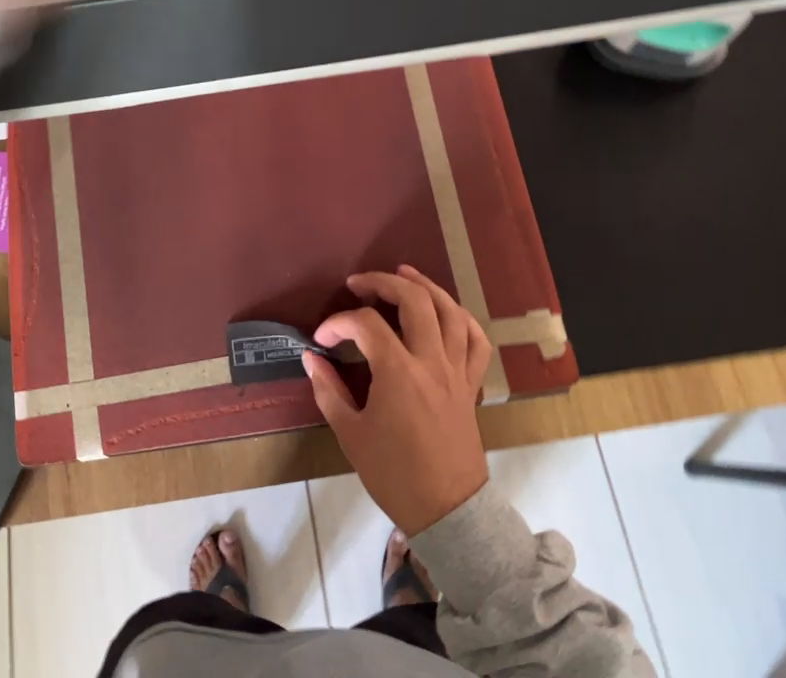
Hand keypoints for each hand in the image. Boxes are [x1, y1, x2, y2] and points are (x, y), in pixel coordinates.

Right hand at [303, 265, 492, 535]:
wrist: (447, 510)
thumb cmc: (393, 475)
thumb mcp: (350, 434)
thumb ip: (329, 390)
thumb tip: (310, 358)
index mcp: (399, 372)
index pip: (366, 325)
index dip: (339, 323)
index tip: (321, 339)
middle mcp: (432, 361)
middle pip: (414, 300)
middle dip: (383, 283)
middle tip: (358, 283)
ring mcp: (457, 371)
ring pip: (450, 311)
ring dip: (426, 287)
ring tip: (404, 275)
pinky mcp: (471, 384)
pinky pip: (475, 341)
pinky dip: (461, 319)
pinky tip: (446, 311)